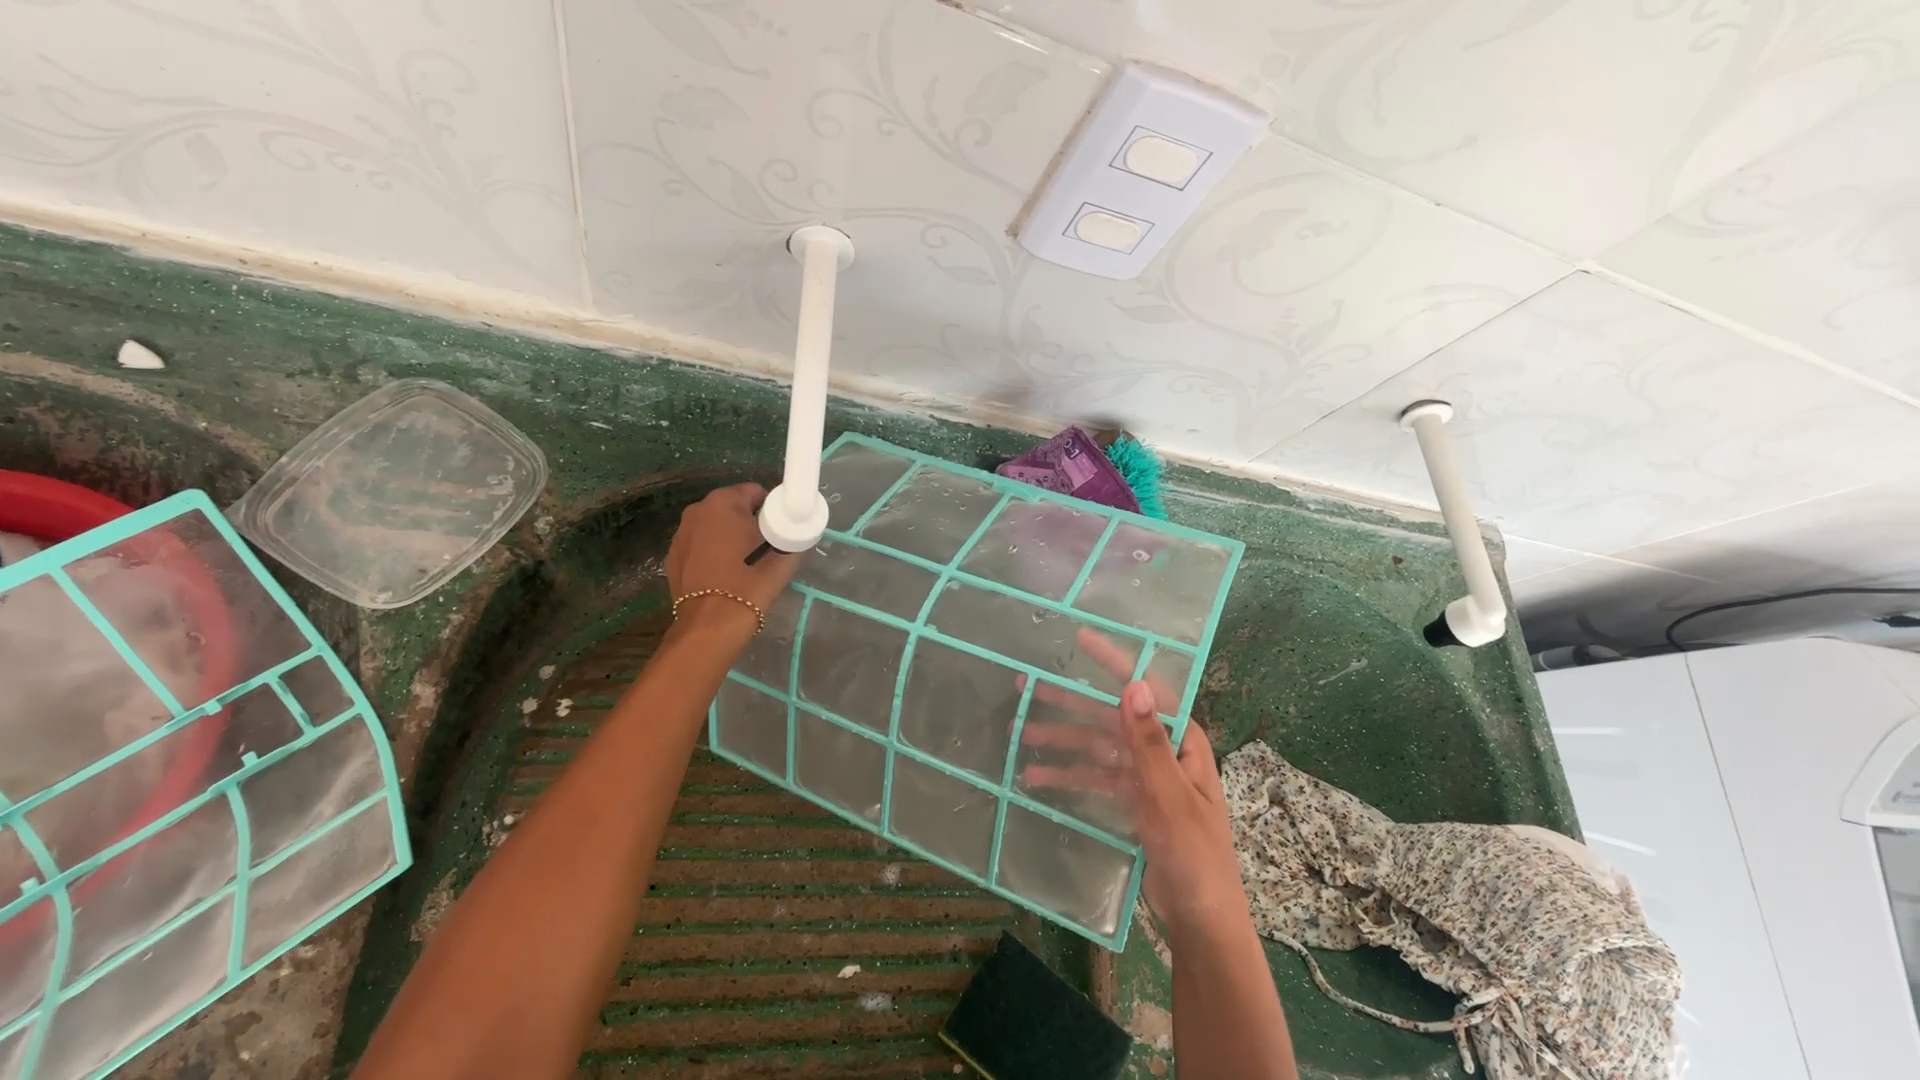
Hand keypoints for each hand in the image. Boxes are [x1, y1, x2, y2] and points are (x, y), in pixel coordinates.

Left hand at [666, 483, 798, 637]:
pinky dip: (712, 552)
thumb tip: (795, 533)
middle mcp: (697, 510)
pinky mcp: (672, 555)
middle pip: (733, 507)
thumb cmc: (748, 586)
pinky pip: (700, 544)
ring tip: (743, 564)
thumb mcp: (781, 561)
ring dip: (729, 536)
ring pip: (714, 526)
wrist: (710, 626)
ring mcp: (680, 533)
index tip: (779, 531)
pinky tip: (722, 574)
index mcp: (724, 503)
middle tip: (764, 549)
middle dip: (749, 522)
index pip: (756, 492)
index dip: (771, 509)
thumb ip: (792, 539)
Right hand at [1020, 630, 1247, 936]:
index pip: (1144, 691)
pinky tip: (1035, 779)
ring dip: (1060, 741)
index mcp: (1182, 742)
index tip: (1080, 638)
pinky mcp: (1133, 803)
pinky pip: (1096, 780)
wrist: (1202, 918)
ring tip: (1018, 734)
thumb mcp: (1170, 799)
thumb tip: (1134, 686)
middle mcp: (1163, 751)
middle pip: (1110, 717)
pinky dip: (1068, 777)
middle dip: (1069, 703)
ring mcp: (1146, 778)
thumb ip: (1149, 743)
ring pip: (1097, 748)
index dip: (1113, 662)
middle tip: (1024, 688)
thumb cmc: (1196, 856)